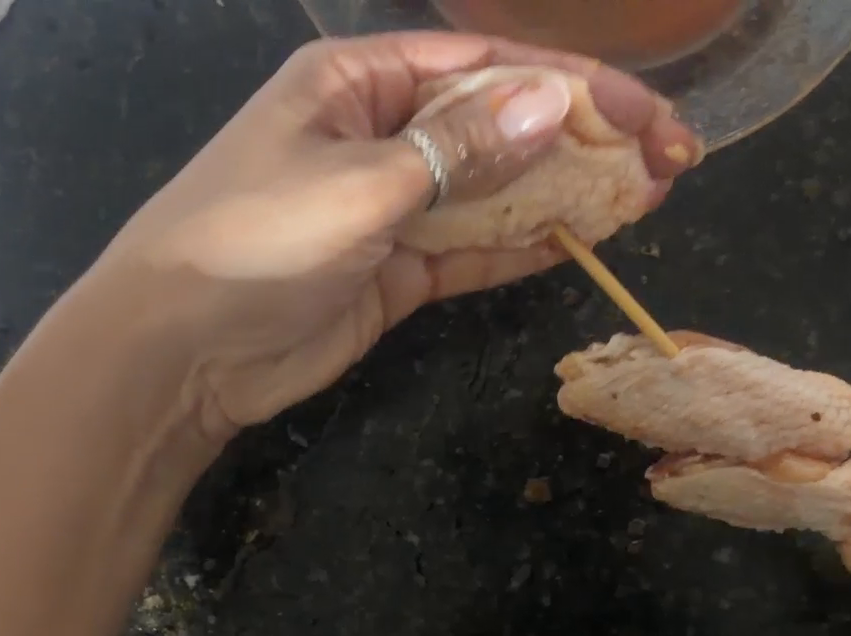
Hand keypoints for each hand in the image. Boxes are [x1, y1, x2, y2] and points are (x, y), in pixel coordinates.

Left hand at [89, 32, 700, 435]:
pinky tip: (576, 242)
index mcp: (358, 84)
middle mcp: (380, 136)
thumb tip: (554, 104)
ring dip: (562, 194)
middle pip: (499, 127)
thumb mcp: (358, 183)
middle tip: (668, 159)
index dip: (571, 86)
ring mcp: (391, 210)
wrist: (182, 352)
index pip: (484, 68)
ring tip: (642, 197)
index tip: (644, 114)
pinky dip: (518, 250)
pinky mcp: (395, 275)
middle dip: (582, 139)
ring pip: (492, 193)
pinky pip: (468, 254)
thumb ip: (458, 151)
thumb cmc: (253, 242)